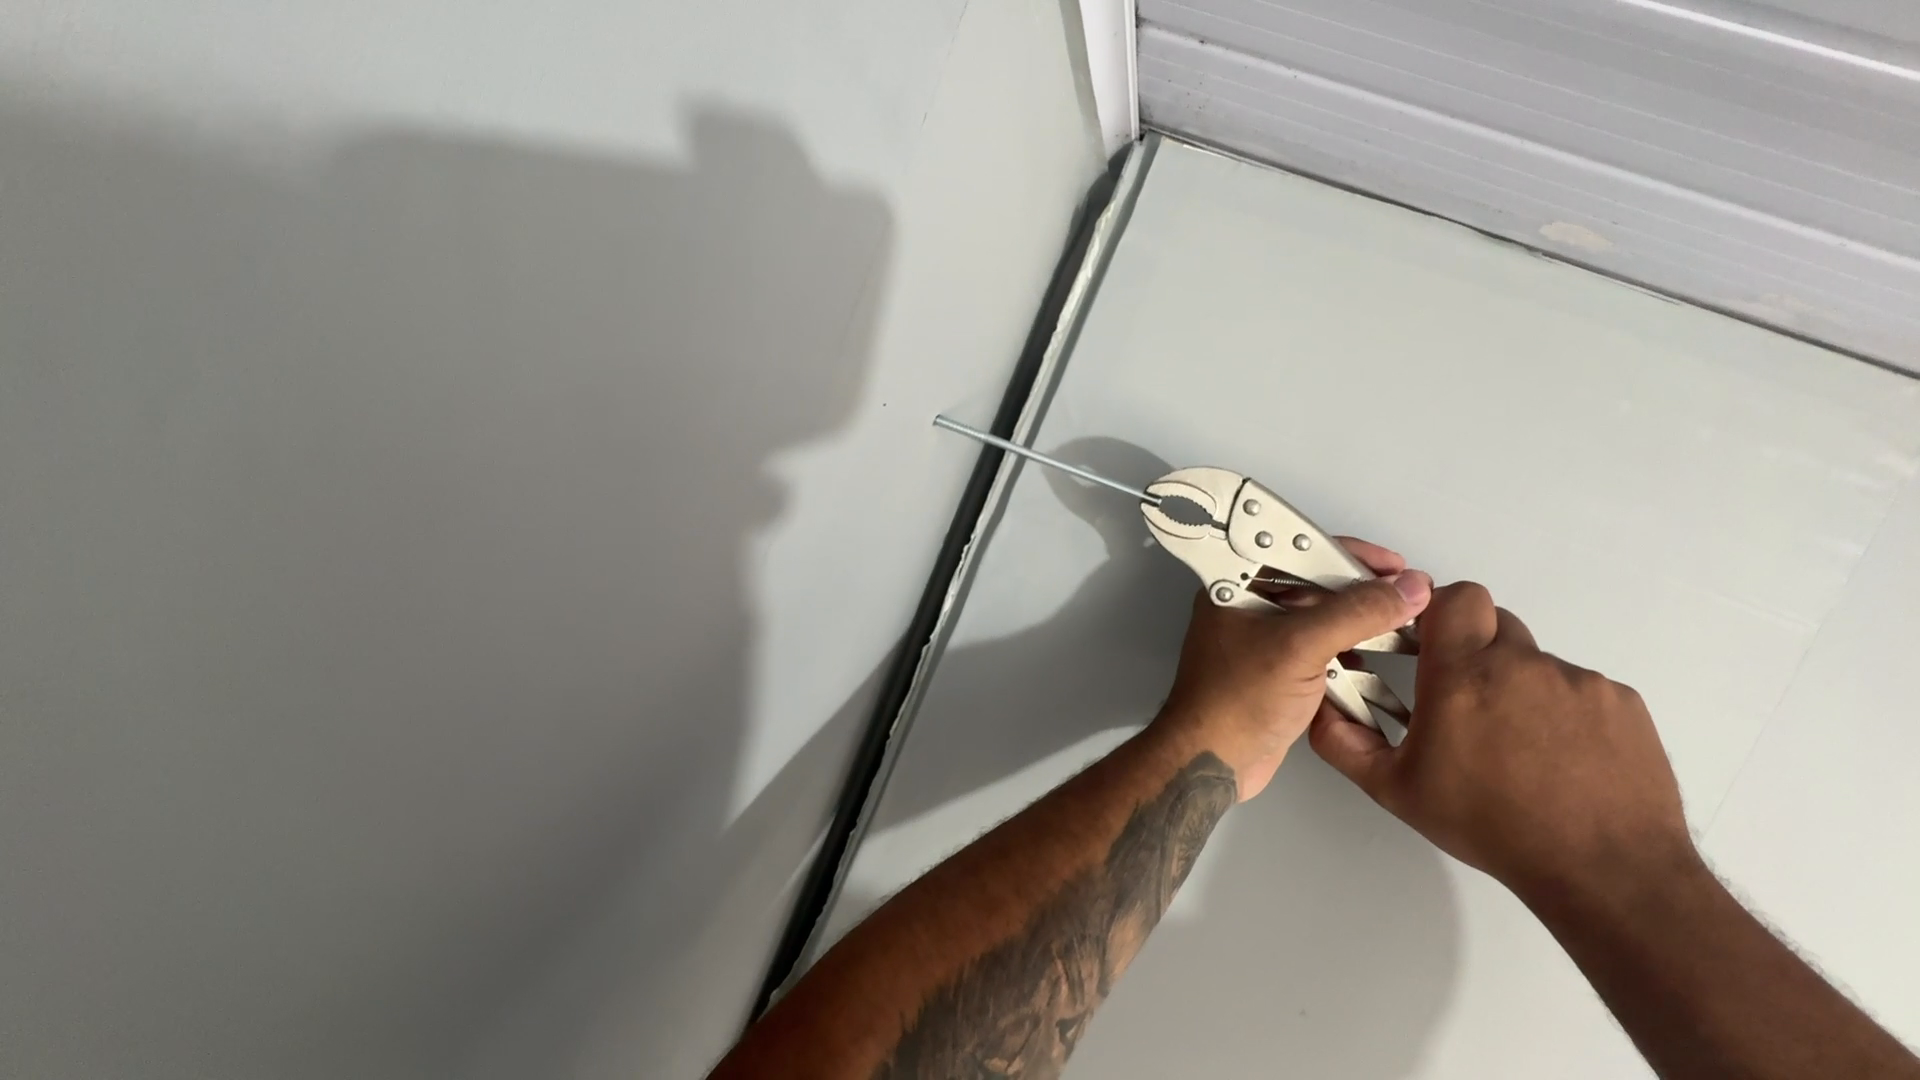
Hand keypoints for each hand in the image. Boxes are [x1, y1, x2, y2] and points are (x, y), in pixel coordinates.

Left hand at [1153, 539, 1432, 801]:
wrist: (1212, 759)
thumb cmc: (1236, 699)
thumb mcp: (1299, 647)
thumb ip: (1356, 613)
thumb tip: (1407, 588)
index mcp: (1235, 584)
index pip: (1296, 549)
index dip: (1347, 553)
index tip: (1392, 564)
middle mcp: (1246, 605)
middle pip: (1314, 582)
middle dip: (1362, 588)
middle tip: (1410, 592)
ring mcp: (1262, 638)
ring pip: (1321, 616)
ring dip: (1361, 619)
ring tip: (1405, 621)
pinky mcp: (1277, 668)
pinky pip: (1320, 646)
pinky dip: (1349, 648)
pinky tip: (1377, 654)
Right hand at [1309, 581, 1695, 900]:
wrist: (1605, 872)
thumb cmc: (1490, 825)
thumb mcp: (1394, 789)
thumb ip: (1344, 741)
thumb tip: (1319, 708)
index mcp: (1463, 676)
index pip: (1453, 596)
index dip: (1436, 607)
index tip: (1425, 637)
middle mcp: (1523, 665)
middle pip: (1492, 622)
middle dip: (1472, 646)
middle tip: (1462, 694)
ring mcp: (1580, 682)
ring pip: (1533, 660)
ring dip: (1515, 685)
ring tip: (1515, 742)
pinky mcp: (1623, 703)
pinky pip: (1579, 688)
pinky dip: (1561, 710)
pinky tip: (1557, 756)